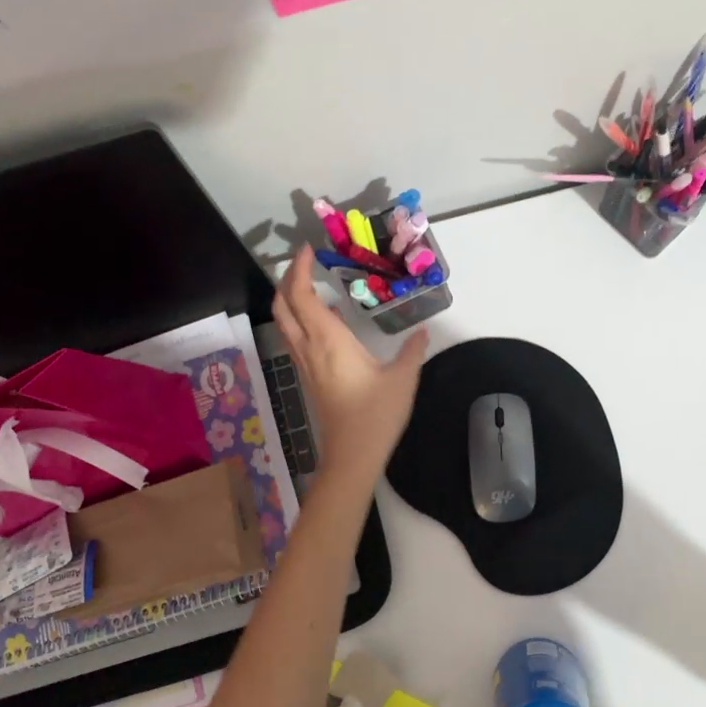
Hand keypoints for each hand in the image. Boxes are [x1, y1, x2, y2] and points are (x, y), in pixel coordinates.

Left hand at [271, 247, 428, 476]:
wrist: (352, 455)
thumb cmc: (376, 414)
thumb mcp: (403, 378)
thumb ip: (412, 351)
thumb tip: (422, 332)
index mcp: (328, 340)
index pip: (302, 295)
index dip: (300, 270)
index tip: (308, 251)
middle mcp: (309, 348)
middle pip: (283, 306)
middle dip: (288, 280)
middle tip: (305, 264)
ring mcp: (306, 364)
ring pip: (286, 323)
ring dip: (291, 300)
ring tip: (313, 287)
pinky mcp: (309, 378)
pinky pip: (297, 339)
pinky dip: (302, 320)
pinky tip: (328, 323)